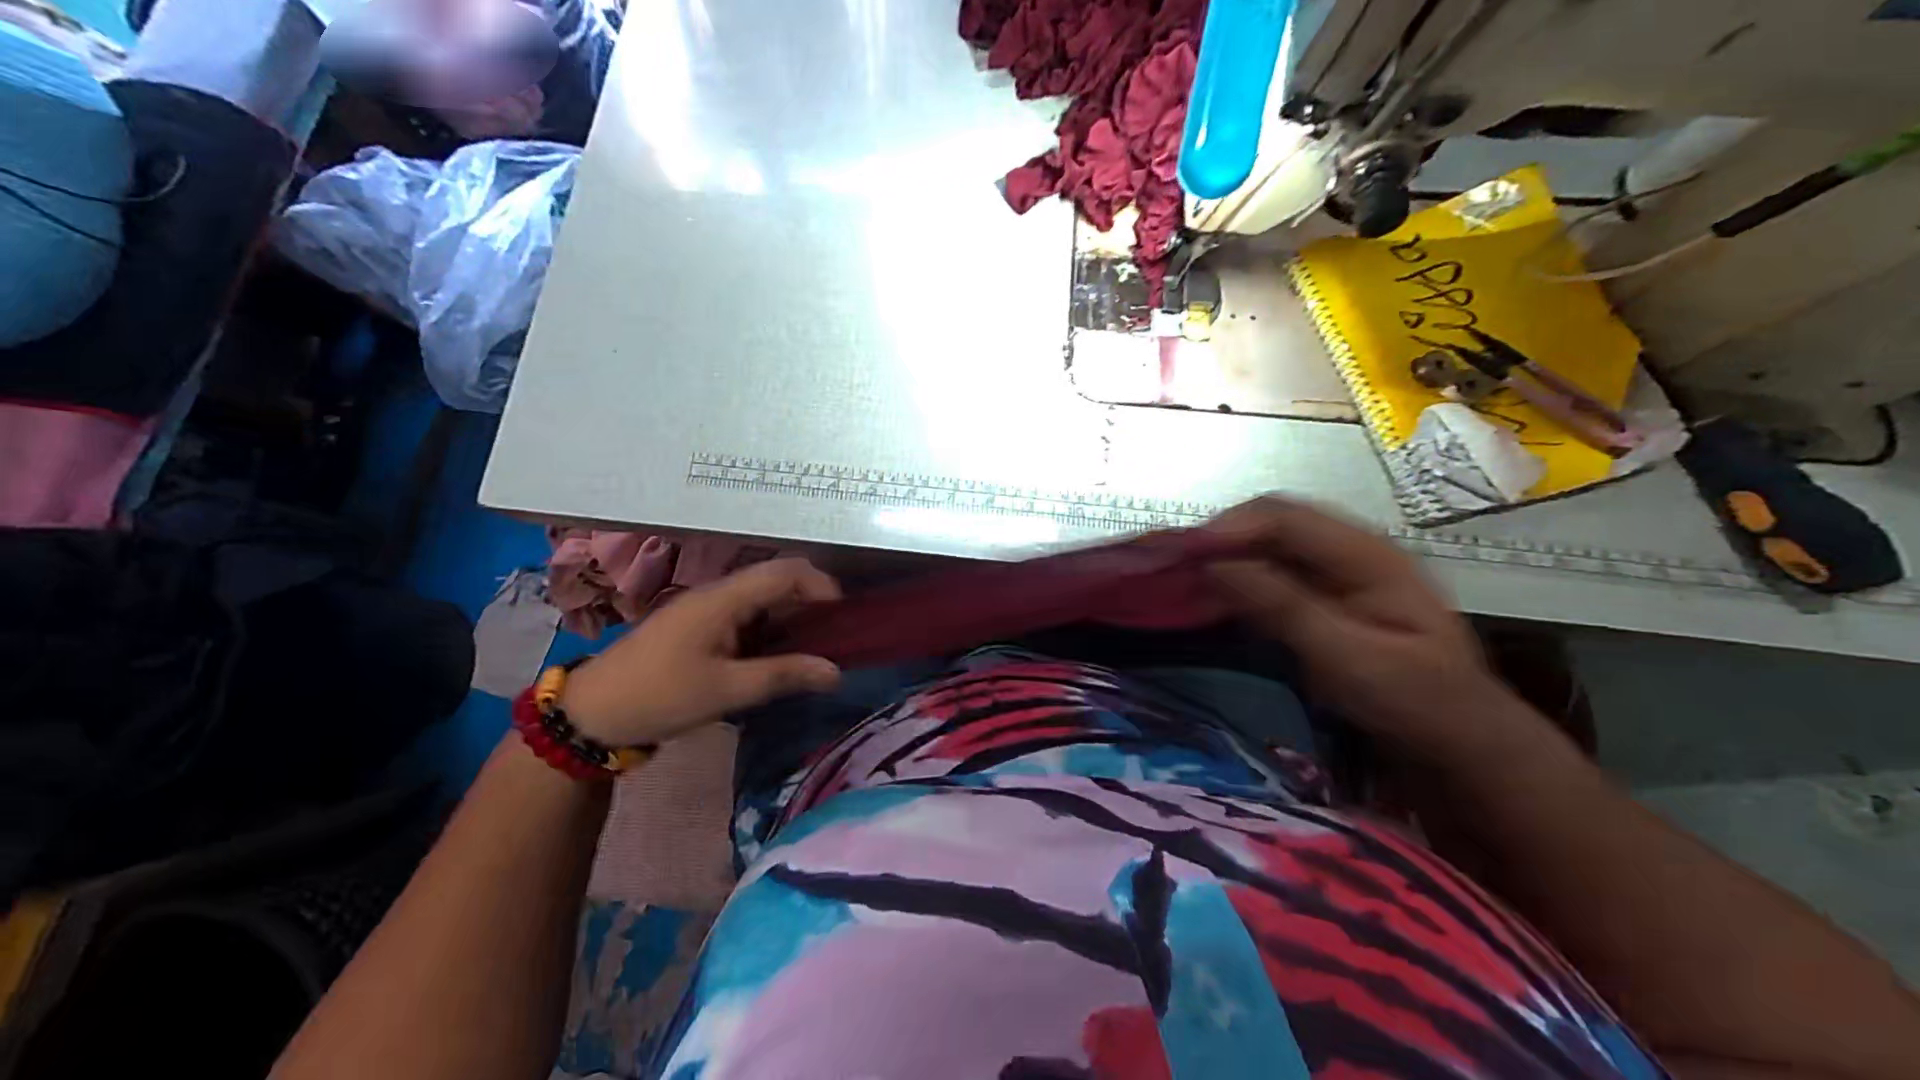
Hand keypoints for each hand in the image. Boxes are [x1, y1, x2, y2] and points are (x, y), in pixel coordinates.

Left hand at [557, 559, 844, 746]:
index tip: (843, 616)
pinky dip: (770, 632)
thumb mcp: (726, 690)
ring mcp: (706, 611)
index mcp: (723, 598)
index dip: (820, 584)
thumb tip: (835, 671)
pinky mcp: (699, 629)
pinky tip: (780, 658)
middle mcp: (717, 595)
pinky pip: (745, 619)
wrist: (591, 713)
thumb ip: (783, 676)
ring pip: (762, 601)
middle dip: (810, 603)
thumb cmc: (659, 696)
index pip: (785, 571)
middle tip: (836, 636)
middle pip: (775, 581)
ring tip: (816, 649)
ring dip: (791, 619)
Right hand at [1204, 497, 1534, 767]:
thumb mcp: (1350, 659)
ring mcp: (1335, 571)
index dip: (1228, 528)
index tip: (1182, 556)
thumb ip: (1284, 607)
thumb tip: (1216, 564)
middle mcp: (1348, 549)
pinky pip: (1268, 572)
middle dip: (1218, 540)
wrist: (1460, 742)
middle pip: (1269, 522)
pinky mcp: (1321, 595)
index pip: (1283, 517)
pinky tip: (1210, 599)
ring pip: (1264, 545)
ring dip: (1223, 558)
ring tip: (1182, 581)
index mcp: (1367, 554)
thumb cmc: (1415, 703)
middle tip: (1173, 570)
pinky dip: (1234, 579)